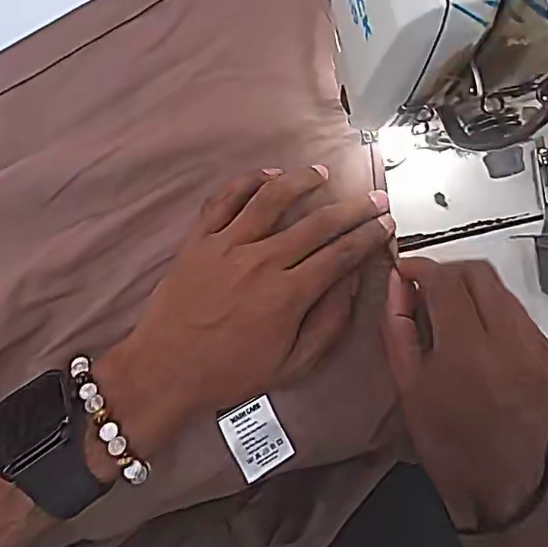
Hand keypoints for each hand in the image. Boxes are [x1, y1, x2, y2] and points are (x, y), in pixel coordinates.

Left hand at [93, 165, 393, 465]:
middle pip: (317, 222)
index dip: (368, 235)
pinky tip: (267, 176)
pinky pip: (225, 199)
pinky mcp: (200, 239)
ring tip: (321, 173)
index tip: (383, 224)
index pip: (341, 254)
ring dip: (302, 181)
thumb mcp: (290, 365)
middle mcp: (260, 262)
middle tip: (371, 199)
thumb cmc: (226, 372)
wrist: (165, 370)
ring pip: (272, 198)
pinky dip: (248, 182)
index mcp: (286, 295)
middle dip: (352, 208)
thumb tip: (350, 287)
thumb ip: (327, 325)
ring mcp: (227, 246)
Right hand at [381, 258, 547, 529]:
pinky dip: (495, 312)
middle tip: (427, 288)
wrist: (498, 486)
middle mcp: (510, 347)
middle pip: (478, 273)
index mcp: (468, 355)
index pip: (445, 280)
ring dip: (472, 290)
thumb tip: (398, 282)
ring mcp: (538, 352)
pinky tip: (478, 335)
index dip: (420, 268)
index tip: (407, 271)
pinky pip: (520, 313)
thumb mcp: (406, 383)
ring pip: (502, 288)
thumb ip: (397, 324)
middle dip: (447, 272)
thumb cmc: (447, 443)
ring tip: (451, 314)